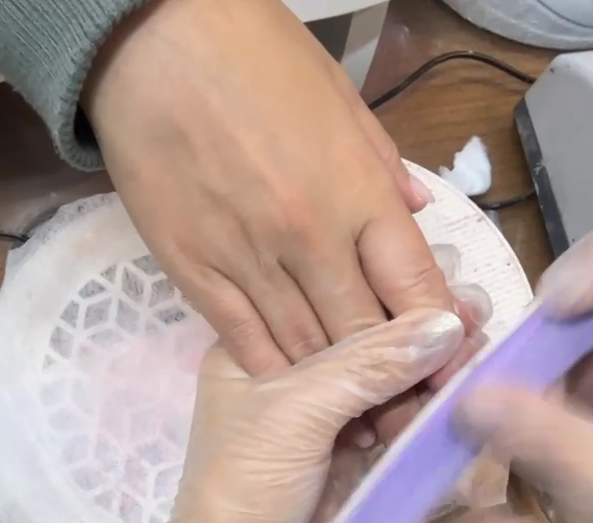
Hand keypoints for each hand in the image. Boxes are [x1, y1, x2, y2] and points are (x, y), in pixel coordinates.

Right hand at [84, 0, 453, 439]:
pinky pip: (246, 342)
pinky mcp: (196, 276)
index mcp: (355, 192)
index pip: (413, 286)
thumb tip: (416, 216)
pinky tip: (291, 386)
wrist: (150, 45)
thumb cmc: (253, 57)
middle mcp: (309, 240)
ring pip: (304, 349)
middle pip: (362, 334)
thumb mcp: (339, 99)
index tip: (443, 358)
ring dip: (330, 384)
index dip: (436, 334)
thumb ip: (382, 166)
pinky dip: (275, 370)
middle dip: (387, 375)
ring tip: (349, 407)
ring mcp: (248, 263)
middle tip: (398, 398)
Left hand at [91, 309, 465, 522]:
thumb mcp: (299, 409)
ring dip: (426, 371)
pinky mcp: (345, 449)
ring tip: (472, 362)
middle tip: (473, 331)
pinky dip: (421, 406)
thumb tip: (450, 322)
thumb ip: (371, 362)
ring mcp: (318, 414)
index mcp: (251, 347)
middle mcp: (285, 372)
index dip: (387, 299)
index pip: (326, 301)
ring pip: (383, 376)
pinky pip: (391, 414)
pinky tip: (455, 392)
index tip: (448, 300)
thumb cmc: (249, 482)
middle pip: (361, 338)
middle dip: (416, 335)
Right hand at [454, 218, 592, 522]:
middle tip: (513, 343)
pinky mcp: (576, 404)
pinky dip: (506, 371)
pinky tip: (482, 403)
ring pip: (569, 317)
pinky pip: (538, 361)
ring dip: (523, 337)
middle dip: (557, 295)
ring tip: (487, 377)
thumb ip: (536, 433)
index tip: (560, 302)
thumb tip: (463, 396)